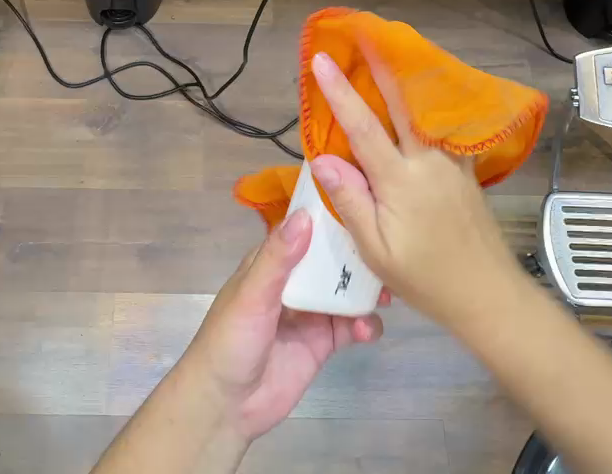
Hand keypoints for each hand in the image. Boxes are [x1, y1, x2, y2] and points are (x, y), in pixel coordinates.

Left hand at [178, 209, 384, 442]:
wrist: (227, 405)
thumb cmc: (230, 340)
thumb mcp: (251, 294)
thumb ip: (278, 258)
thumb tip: (304, 216)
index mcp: (271, 263)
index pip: (303, 231)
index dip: (329, 220)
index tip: (361, 207)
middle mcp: (293, 283)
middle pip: (331, 261)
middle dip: (358, 258)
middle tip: (384, 258)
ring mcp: (310, 313)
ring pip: (345, 292)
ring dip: (366, 291)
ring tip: (384, 296)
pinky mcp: (323, 343)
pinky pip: (351, 327)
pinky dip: (365, 325)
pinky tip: (367, 330)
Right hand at [308, 47, 520, 334]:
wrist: (488, 295)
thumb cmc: (425, 278)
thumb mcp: (376, 250)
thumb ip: (350, 200)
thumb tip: (322, 158)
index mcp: (400, 180)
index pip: (362, 126)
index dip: (339, 92)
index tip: (321, 59)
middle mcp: (428, 160)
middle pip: (402, 103)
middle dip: (382, 66)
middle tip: (366, 33)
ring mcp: (452, 162)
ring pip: (425, 111)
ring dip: (406, 80)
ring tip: (392, 54)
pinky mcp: (466, 169)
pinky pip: (442, 127)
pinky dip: (427, 105)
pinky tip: (422, 97)